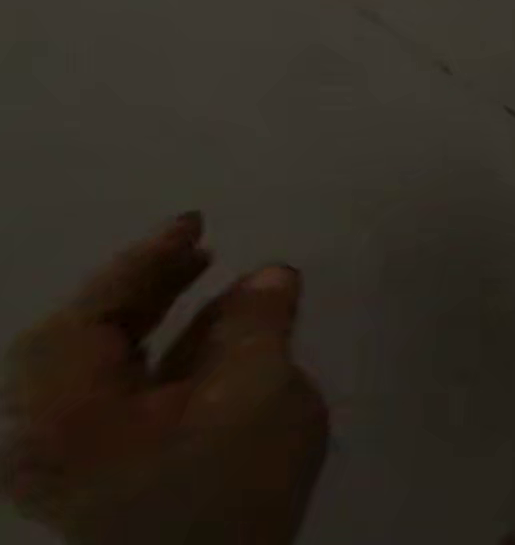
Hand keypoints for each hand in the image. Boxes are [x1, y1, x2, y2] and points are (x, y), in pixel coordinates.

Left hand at [2, 214, 328, 544]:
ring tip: (213, 266)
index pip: (77, 325)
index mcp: (68, 418)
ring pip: (111, 359)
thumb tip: (269, 271)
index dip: (131, 267)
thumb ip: (258, 327)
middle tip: (202, 239)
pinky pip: (143, 379)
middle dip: (139, 283)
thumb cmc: (229, 479)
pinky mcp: (127, 454)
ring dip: (158, 308)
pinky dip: (180, 339)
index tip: (194, 223)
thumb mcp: (258, 393)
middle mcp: (57, 431)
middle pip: (81, 341)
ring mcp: (90, 447)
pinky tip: (228, 319)